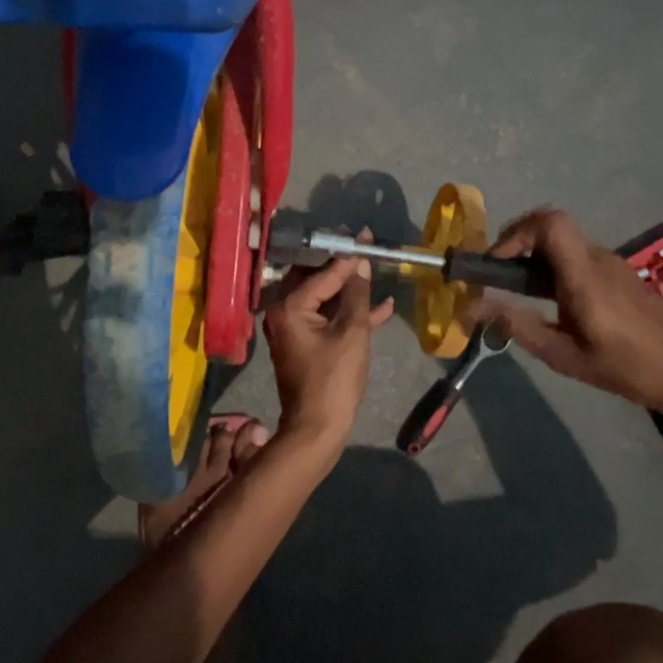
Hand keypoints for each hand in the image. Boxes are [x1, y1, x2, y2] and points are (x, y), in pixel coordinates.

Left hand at [262, 230, 395, 446]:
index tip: (364, 235)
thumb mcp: (353, 332)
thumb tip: (361, 263)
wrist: (317, 427)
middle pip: (315, 280)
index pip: (322, 272)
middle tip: (366, 248)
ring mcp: (290, 329)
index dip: (347, 254)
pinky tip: (381, 308)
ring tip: (376, 273)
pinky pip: (324, 320)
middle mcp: (282, 312)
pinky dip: (347, 314)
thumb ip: (357, 294)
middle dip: (343, 266)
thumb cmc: (334, 379)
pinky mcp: (302, 344)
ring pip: (322, 300)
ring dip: (349, 291)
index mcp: (288, 306)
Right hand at [471, 210, 662, 421]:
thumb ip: (517, 325)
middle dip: (517, 244)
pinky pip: (577, 258)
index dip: (516, 232)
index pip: (549, 222)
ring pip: (564, 243)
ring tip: (518, 295)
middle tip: (497, 276)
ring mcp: (612, 265)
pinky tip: (551, 304)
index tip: (496, 263)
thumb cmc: (626, 368)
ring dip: (534, 258)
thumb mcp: (563, 355)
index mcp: (584, 275)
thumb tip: (472, 308)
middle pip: (551, 227)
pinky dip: (553, 268)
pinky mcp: (620, 276)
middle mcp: (598, 260)